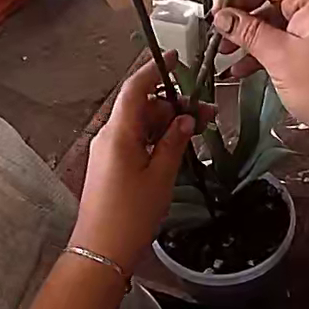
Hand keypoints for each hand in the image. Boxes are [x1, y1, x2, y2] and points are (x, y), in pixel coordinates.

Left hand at [71, 52, 202, 268]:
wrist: (101, 250)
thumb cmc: (131, 214)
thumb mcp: (161, 175)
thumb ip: (174, 142)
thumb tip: (185, 119)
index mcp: (118, 133)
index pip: (135, 89)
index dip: (155, 70)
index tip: (175, 58)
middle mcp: (109, 136)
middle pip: (143, 106)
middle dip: (174, 105)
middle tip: (206, 113)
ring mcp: (109, 150)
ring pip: (142, 124)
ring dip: (168, 123)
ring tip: (198, 129)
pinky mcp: (112, 164)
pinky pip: (136, 140)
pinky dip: (157, 138)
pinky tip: (179, 145)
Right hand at [212, 0, 308, 155]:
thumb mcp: (280, 57)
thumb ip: (249, 32)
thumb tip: (224, 17)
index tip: (221, 10)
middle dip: (242, 14)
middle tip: (221, 32)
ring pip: (274, 22)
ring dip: (249, 36)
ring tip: (228, 53)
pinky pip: (283, 43)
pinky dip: (262, 52)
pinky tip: (244, 68)